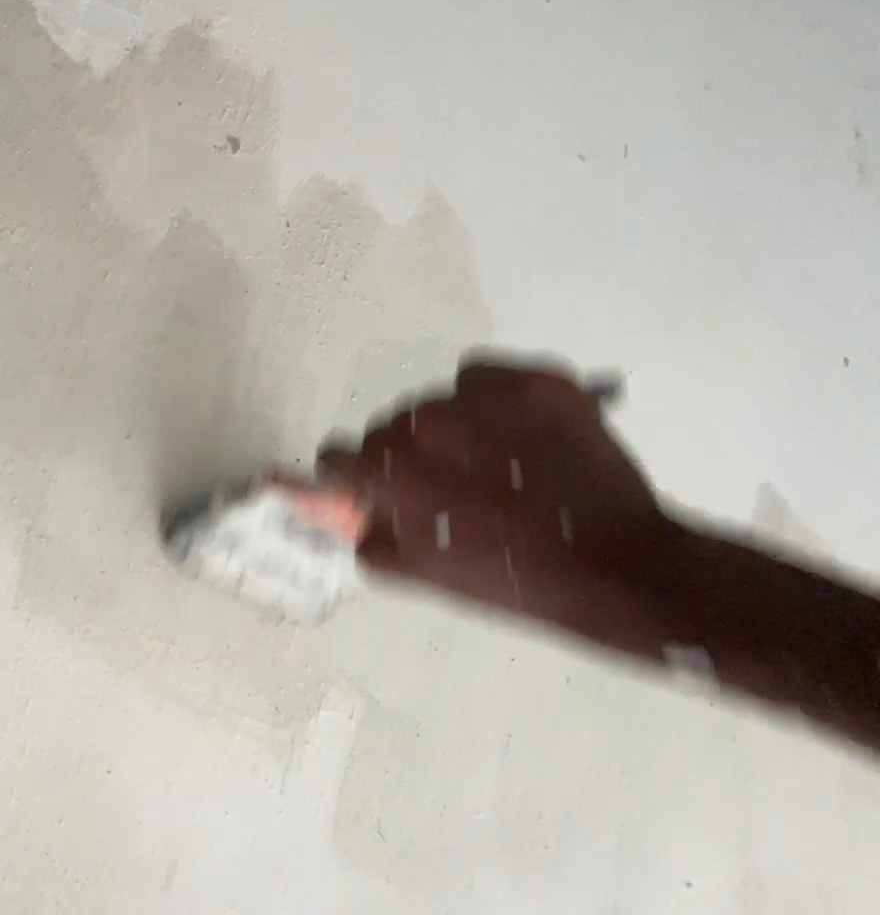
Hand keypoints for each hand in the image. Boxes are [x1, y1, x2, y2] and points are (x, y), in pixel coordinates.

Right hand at [318, 359, 684, 653]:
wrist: (618, 566)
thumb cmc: (507, 578)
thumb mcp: (415, 574)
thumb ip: (365, 534)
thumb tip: (353, 507)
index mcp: (384, 470)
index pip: (337, 454)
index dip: (356, 475)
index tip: (385, 491)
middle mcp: (416, 422)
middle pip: (389, 428)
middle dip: (410, 454)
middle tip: (453, 484)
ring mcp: (474, 397)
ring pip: (436, 402)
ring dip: (451, 428)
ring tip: (496, 461)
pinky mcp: (529, 381)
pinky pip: (483, 376)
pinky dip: (491, 398)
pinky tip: (517, 429)